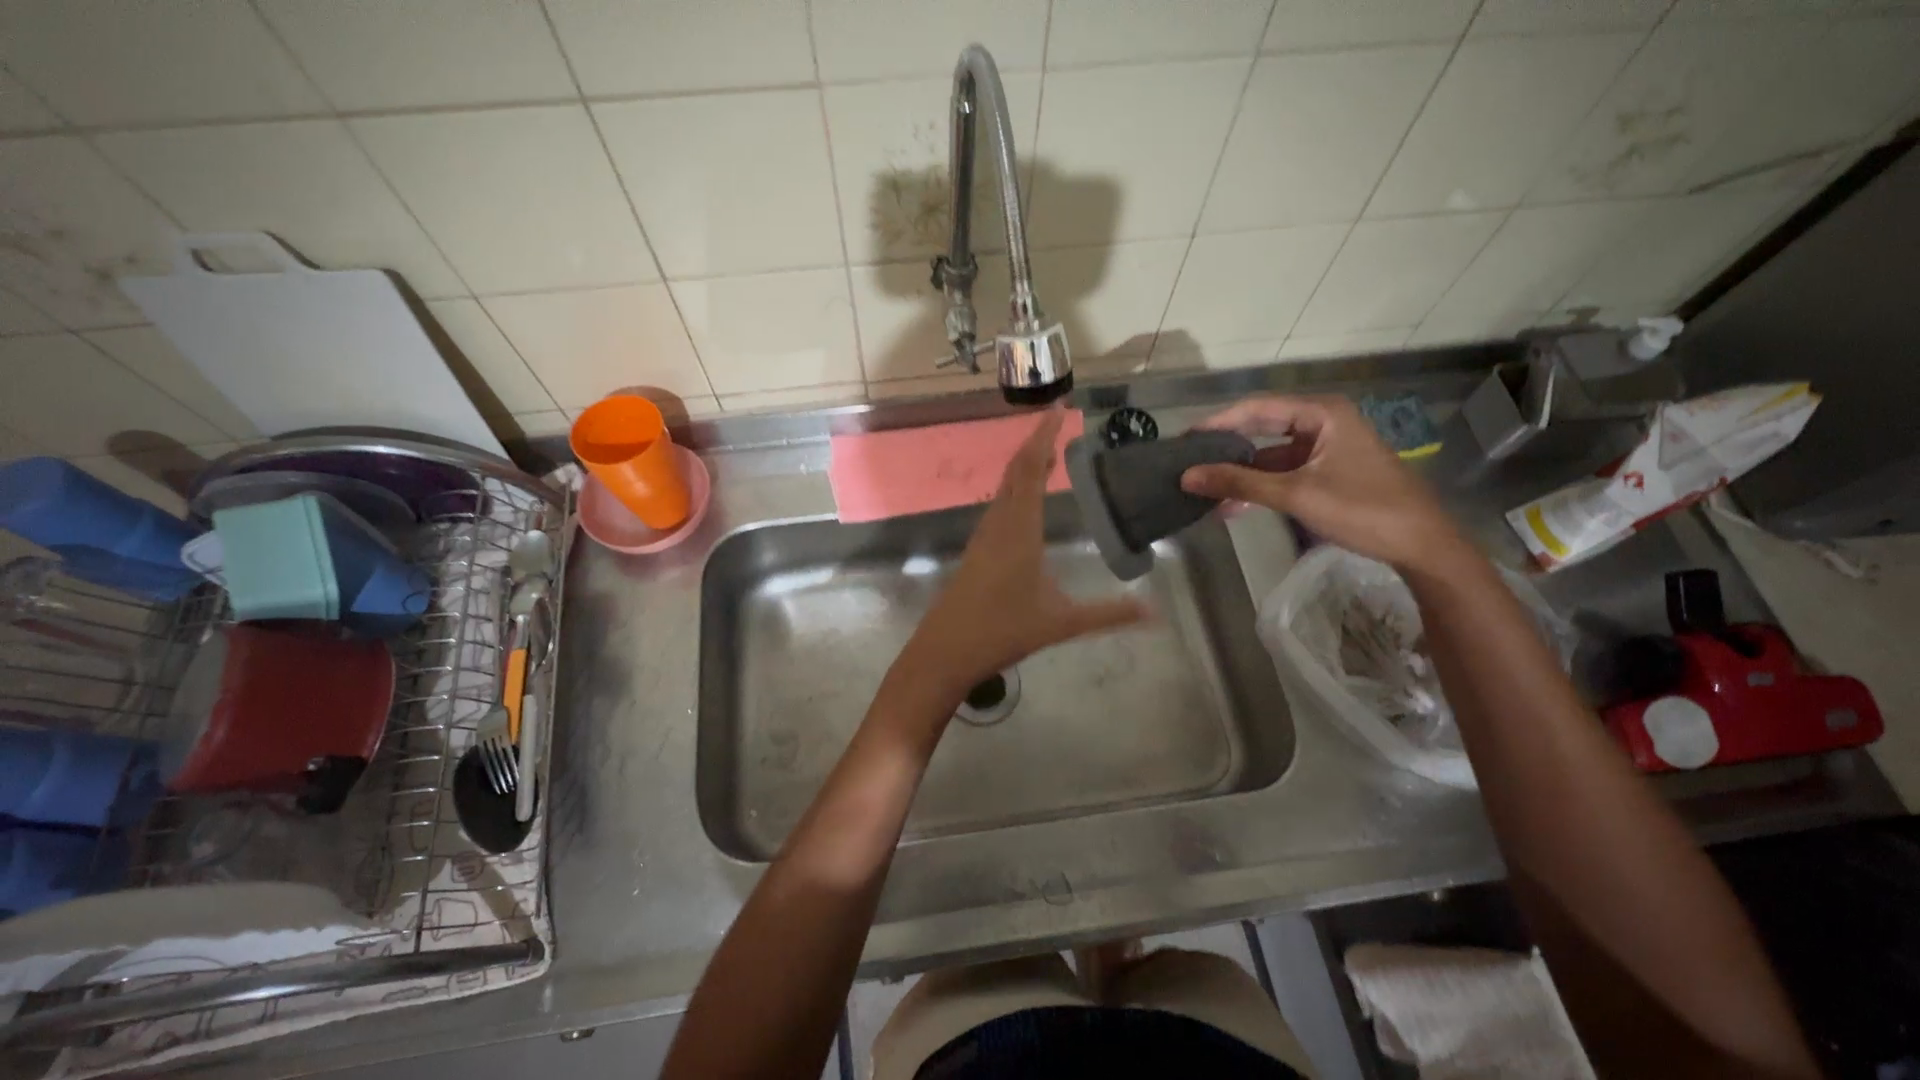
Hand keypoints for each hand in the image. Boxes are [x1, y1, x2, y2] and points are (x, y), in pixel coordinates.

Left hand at [900, 410, 1147, 703]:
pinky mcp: (977, 551)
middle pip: (1015, 471)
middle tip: (1056, 421)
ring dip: (1024, 465)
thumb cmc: (1002, 632)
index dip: (1044, 437)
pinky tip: (1025, 501)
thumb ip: (1109, 615)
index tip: (1058, 411)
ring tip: (1047, 452)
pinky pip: (999, 505)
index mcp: (1019, 530)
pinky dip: (1015, 488)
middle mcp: (999, 524)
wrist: (944, 652)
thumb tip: (1155, 613)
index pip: (1031, 469)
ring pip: (1004, 488)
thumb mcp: (1062, 624)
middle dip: (1035, 443)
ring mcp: (983, 537)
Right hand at [1179, 395, 1470, 574]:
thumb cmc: (1363, 509)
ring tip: (1203, 491)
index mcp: (1322, 413)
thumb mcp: (1296, 495)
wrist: (1421, 544)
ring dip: (1241, 474)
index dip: (1217, 423)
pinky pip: (1284, 473)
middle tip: (1187, 462)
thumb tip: (1187, 476)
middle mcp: (1323, 422)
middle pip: (1262, 428)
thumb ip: (1240, 483)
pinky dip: (1260, 487)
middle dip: (1226, 449)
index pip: (1256, 408)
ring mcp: (1327, 448)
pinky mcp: (1329, 472)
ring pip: (1271, 455)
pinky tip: (1232, 505)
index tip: (1183, 439)